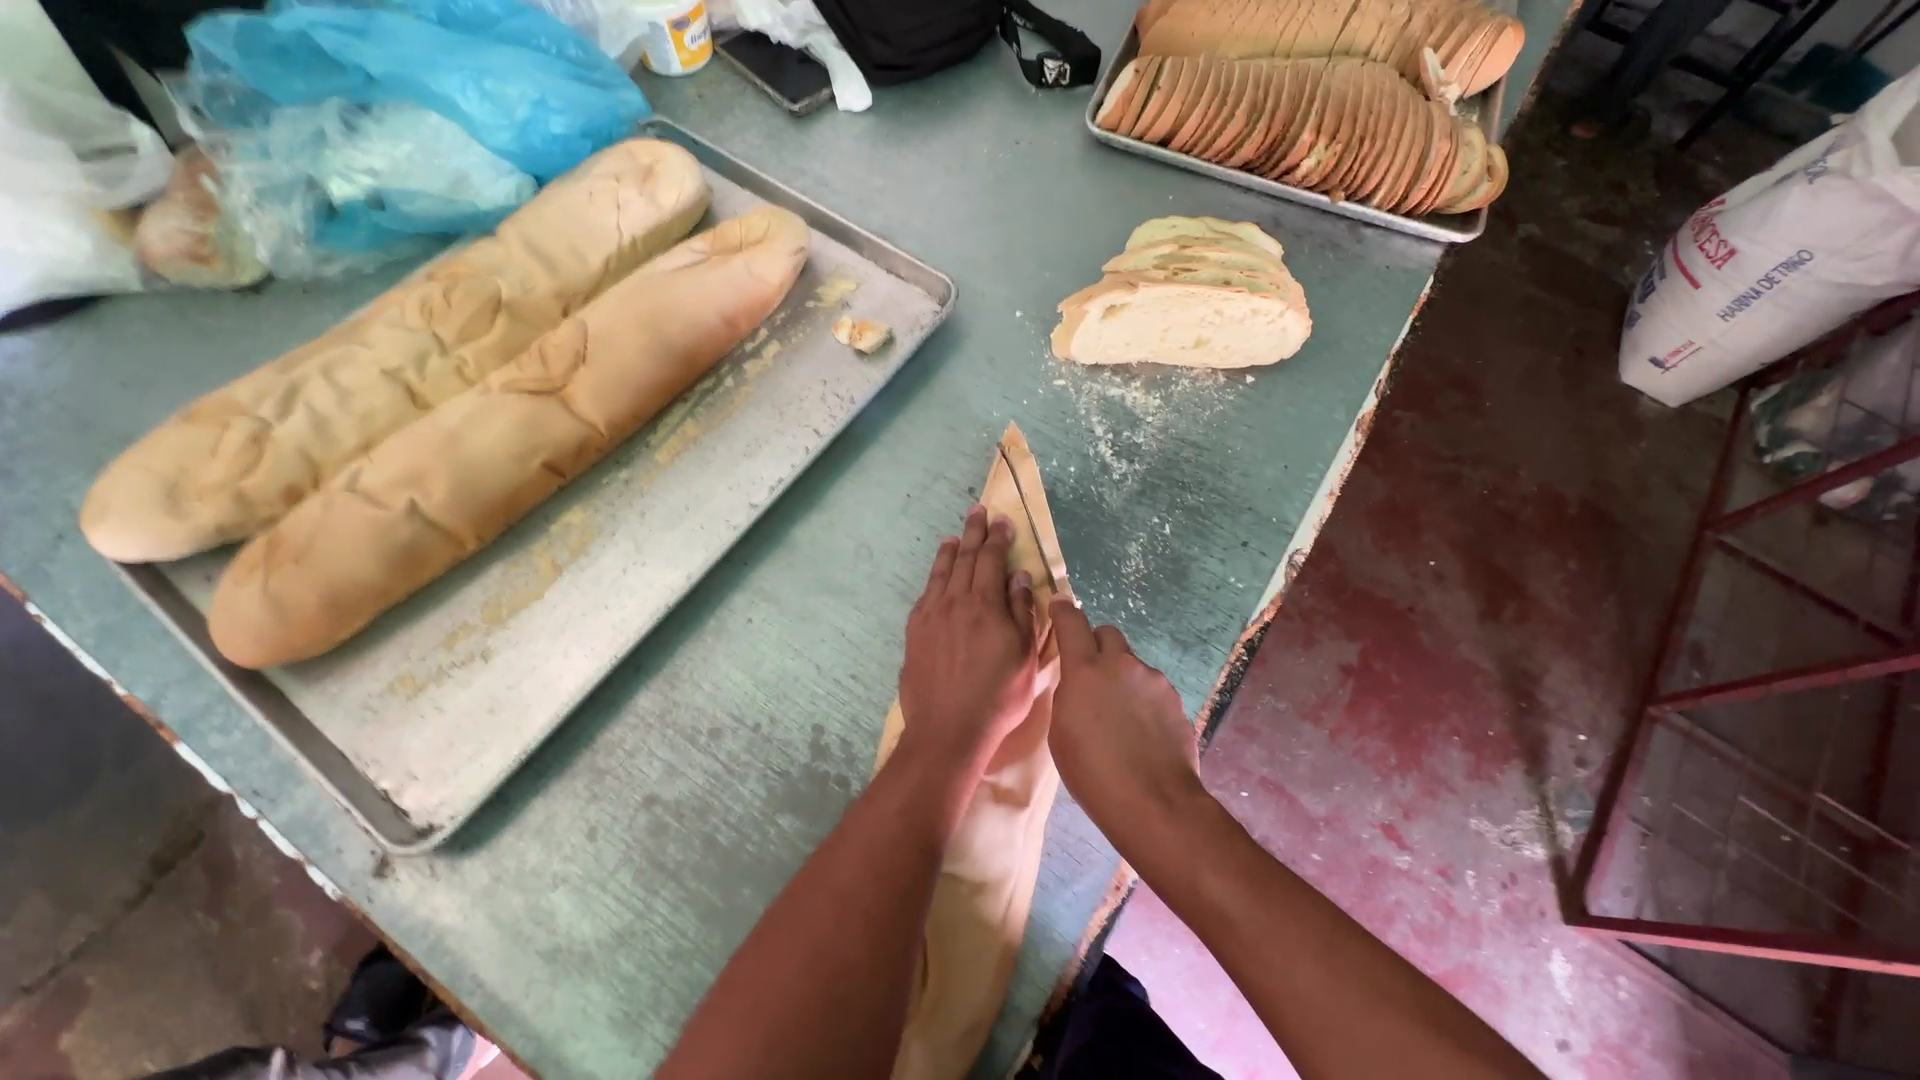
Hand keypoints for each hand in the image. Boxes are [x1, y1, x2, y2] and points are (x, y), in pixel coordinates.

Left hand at [897, 506, 1042, 769]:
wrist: (947, 729)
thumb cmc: (997, 698)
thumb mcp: (1024, 657)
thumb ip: (1022, 613)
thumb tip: (1019, 576)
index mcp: (985, 605)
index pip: (991, 560)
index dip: (998, 538)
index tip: (1003, 521)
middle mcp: (955, 602)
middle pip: (964, 559)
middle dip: (973, 534)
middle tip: (978, 513)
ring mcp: (931, 616)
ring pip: (941, 574)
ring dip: (950, 551)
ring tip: (955, 536)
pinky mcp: (914, 633)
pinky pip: (926, 594)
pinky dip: (934, 577)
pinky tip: (937, 576)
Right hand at [1048, 599, 1207, 845]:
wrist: (1153, 801)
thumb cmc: (1092, 773)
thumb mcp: (1061, 733)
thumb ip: (1069, 696)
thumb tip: (1080, 685)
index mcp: (1085, 670)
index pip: (1072, 622)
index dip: (1063, 611)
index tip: (1060, 606)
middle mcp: (1122, 665)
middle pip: (1108, 635)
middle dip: (1098, 647)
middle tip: (1092, 678)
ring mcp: (1154, 681)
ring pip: (1133, 666)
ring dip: (1122, 680)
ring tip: (1120, 721)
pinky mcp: (1177, 701)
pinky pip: (1152, 691)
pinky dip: (1144, 703)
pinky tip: (1142, 735)